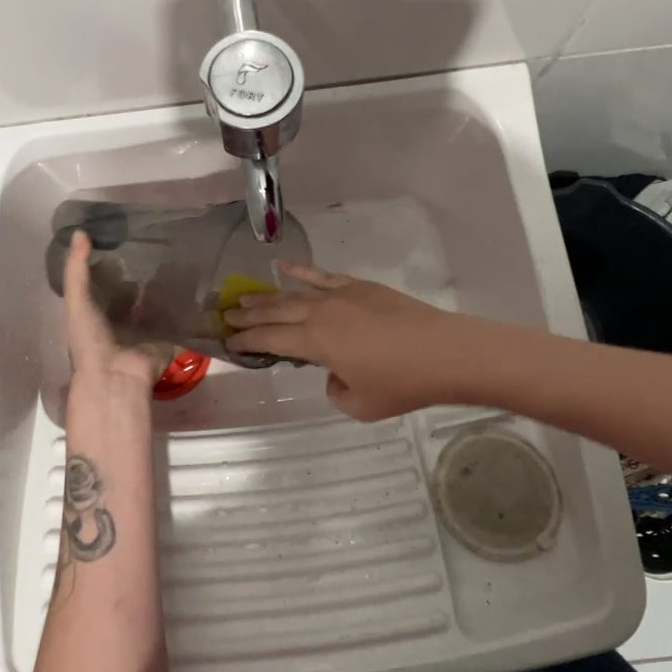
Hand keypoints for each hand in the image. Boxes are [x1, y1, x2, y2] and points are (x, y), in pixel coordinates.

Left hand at [64, 231, 170, 387]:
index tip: (121, 242)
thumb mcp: (77, 299)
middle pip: (128, 295)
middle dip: (137, 276)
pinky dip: (179, 305)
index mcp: (93, 315)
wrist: (116, 375)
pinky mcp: (164, 339)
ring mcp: (142, 332)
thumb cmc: (90, 338)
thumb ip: (77, 267)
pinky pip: (173, 319)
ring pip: (152, 305)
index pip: (102, 286)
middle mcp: (117, 323)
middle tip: (151, 250)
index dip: (109, 267)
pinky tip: (187, 283)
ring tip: (172, 261)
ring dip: (160, 289)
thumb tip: (80, 231)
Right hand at [223, 261, 473, 419]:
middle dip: (249, 315)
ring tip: (244, 296)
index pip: (270, 340)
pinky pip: (322, 276)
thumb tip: (333, 372)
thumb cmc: (402, 384)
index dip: (247, 340)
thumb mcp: (360, 404)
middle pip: (276, 312)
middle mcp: (320, 313)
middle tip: (226, 315)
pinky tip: (283, 267)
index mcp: (315, 343)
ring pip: (294, 293)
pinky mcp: (360, 286)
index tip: (228, 340)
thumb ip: (335, 390)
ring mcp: (341, 295)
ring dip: (267, 295)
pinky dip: (300, 271)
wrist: (444, 352)